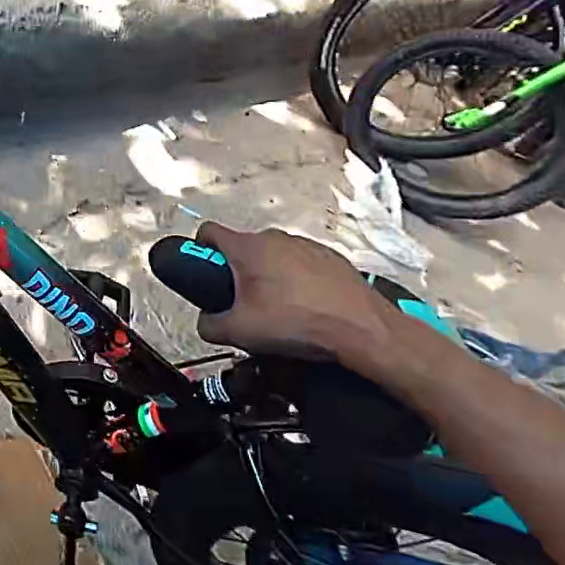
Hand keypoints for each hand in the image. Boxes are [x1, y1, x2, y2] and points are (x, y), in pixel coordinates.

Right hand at [193, 222, 406, 369]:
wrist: (363, 330)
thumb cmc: (300, 322)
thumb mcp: (241, 332)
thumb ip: (210, 325)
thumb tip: (205, 323)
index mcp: (248, 247)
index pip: (209, 232)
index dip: (200, 250)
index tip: (206, 272)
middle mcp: (274, 237)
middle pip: (243, 249)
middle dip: (238, 274)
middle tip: (244, 305)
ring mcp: (305, 244)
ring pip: (274, 257)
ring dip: (270, 277)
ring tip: (280, 312)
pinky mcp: (330, 257)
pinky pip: (302, 265)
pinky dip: (298, 282)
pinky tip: (307, 309)